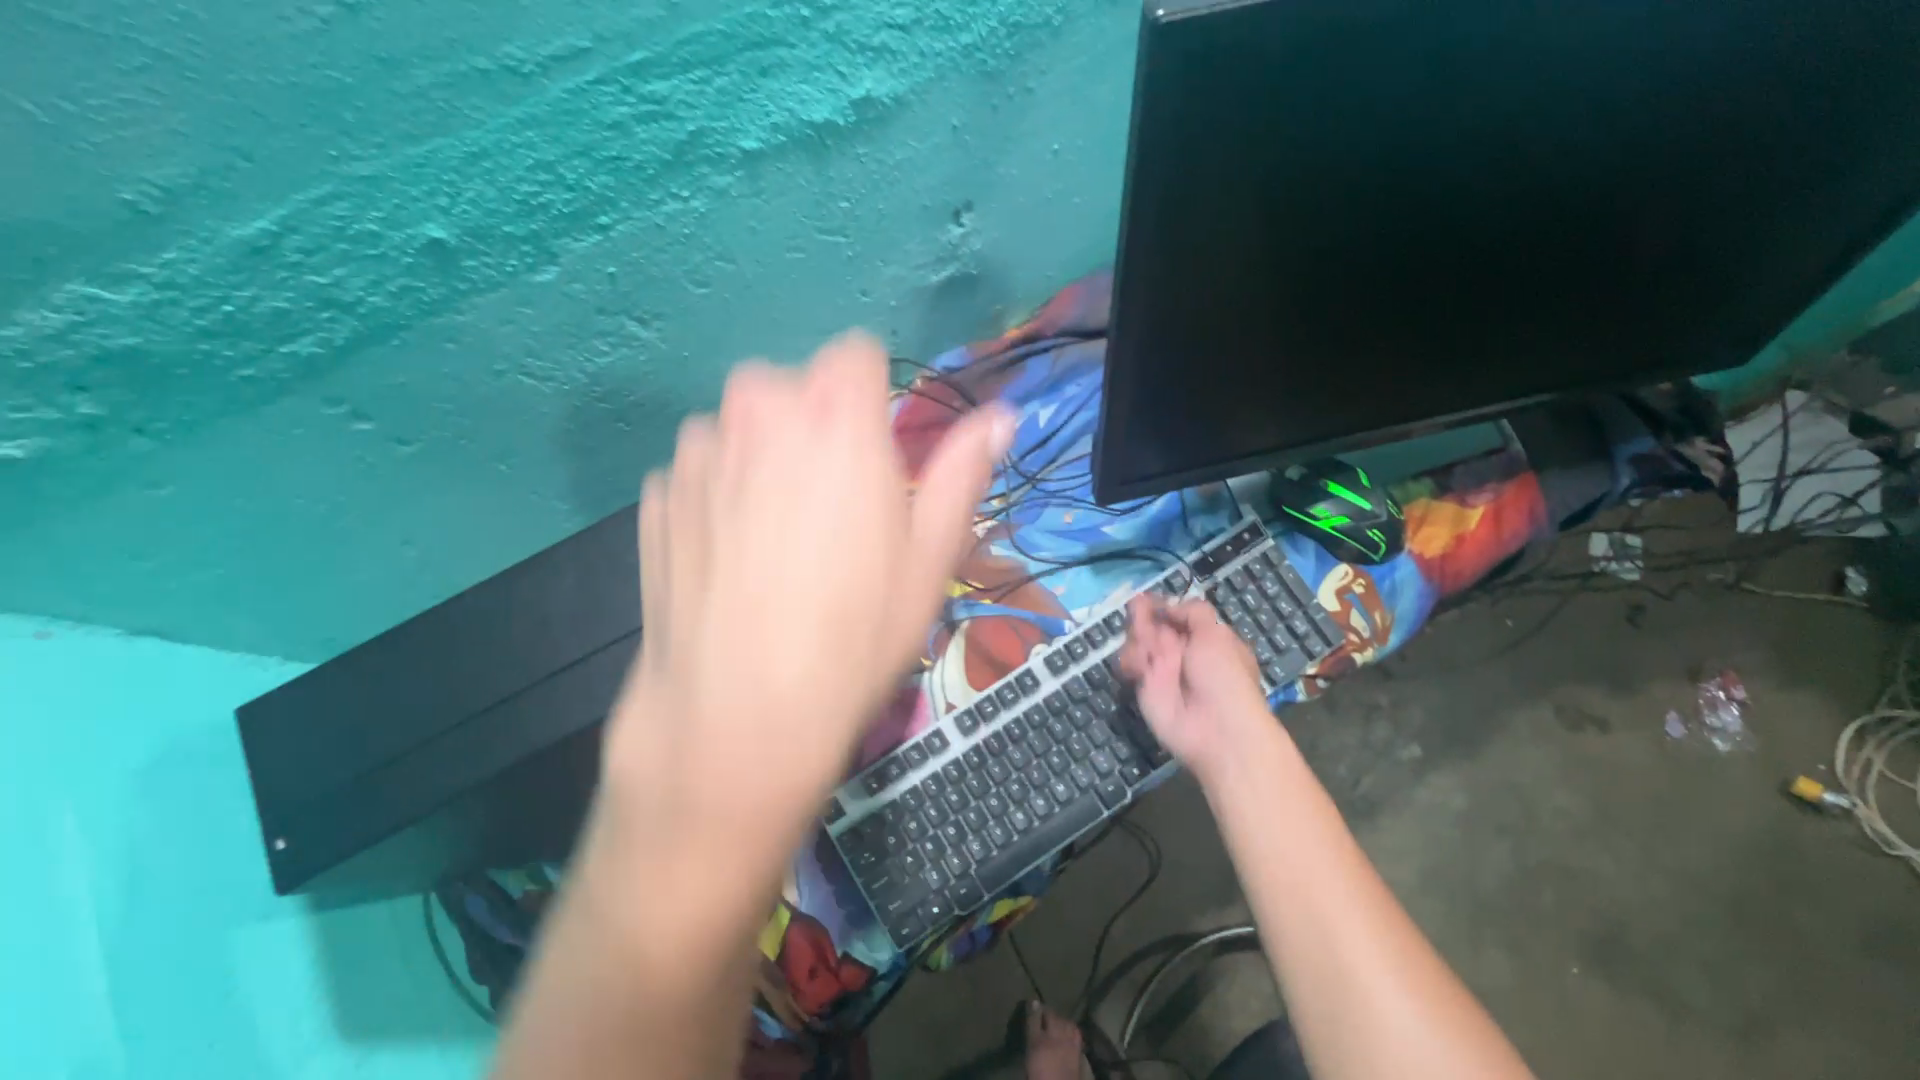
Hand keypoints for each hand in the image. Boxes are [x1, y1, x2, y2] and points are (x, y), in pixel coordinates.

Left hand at [602, 332, 1011, 873]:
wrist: (737, 713)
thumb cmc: (855, 634)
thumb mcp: (930, 558)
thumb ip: (963, 472)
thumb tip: (999, 417)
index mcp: (836, 415)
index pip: (855, 352)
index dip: (871, 397)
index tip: (876, 451)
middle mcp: (758, 412)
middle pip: (792, 384)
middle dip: (814, 424)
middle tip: (831, 504)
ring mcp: (697, 452)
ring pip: (740, 427)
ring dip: (760, 457)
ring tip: (775, 539)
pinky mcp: (656, 495)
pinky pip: (699, 471)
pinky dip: (717, 495)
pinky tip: (730, 561)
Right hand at [1114, 594, 1274, 781]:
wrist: (1216, 728)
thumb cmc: (1223, 676)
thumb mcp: (1216, 633)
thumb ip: (1192, 612)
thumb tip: (1168, 605)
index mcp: (1204, 638)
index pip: (1177, 615)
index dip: (1162, 606)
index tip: (1147, 599)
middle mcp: (1182, 652)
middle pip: (1153, 625)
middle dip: (1144, 619)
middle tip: (1138, 613)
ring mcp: (1161, 669)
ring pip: (1138, 641)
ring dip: (1138, 639)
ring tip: (1148, 649)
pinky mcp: (1145, 686)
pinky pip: (1130, 664)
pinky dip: (1132, 660)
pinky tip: (1140, 667)